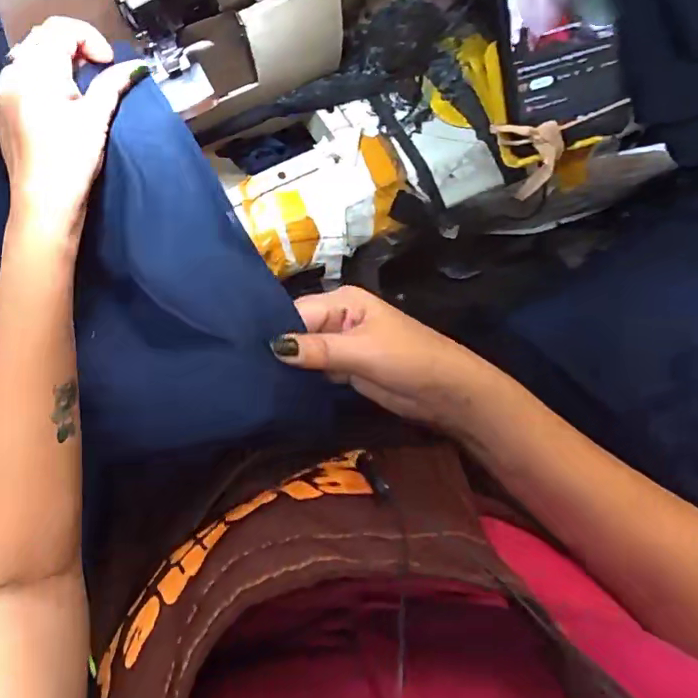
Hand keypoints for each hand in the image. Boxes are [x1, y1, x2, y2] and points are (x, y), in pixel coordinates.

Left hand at [0, 18, 147, 240]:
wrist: (42, 206)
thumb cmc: (70, 161)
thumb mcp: (97, 117)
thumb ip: (113, 83)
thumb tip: (135, 66)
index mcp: (35, 73)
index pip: (60, 30)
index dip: (90, 38)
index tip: (107, 62)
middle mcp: (12, 77)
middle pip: (42, 37)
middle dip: (73, 43)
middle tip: (96, 68)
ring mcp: (3, 95)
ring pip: (29, 54)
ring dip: (57, 57)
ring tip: (79, 82)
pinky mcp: (2, 112)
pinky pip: (20, 76)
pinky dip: (41, 75)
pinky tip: (59, 98)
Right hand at [271, 286, 512, 435]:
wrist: (452, 396)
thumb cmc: (411, 361)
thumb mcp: (363, 352)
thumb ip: (319, 349)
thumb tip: (274, 346)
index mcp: (343, 301)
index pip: (296, 310)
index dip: (274, 328)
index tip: (247, 346)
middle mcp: (337, 317)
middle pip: (296, 328)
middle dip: (277, 346)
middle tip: (244, 364)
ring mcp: (341, 342)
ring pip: (303, 349)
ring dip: (287, 364)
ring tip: (256, 375)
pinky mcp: (344, 366)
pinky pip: (314, 366)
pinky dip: (301, 375)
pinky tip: (278, 384)